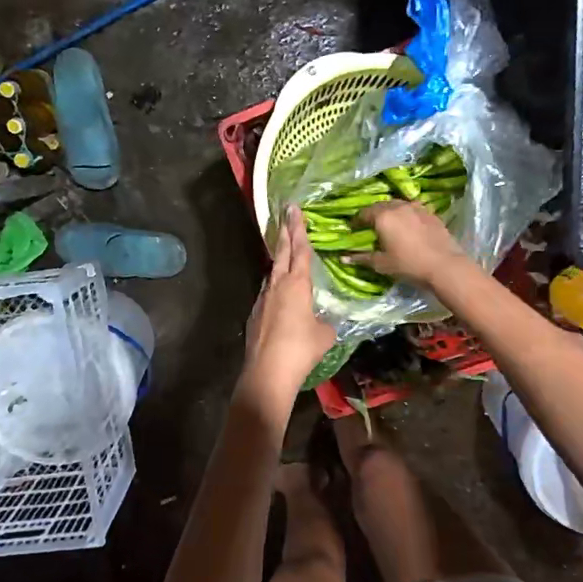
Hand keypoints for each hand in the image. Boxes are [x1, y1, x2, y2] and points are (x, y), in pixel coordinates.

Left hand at [242, 205, 336, 396]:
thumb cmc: (301, 349)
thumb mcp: (325, 335)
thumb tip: (325, 322)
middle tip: (286, 213)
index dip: (299, 229)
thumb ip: (326, 322)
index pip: (300, 250)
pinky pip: (267, 292)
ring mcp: (262, 300)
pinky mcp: (255, 315)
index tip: (295, 210)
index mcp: (297, 284)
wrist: (268, 372)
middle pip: (282, 253)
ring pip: (272, 273)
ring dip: (279, 259)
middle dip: (286, 232)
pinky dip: (274, 284)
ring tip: (285, 251)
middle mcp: (277, 286)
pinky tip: (279, 292)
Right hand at [353, 200, 469, 285]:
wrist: (444, 265)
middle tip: (371, 226)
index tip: (354, 229)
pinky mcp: (431, 213)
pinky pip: (414, 209)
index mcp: (383, 216)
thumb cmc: (408, 265)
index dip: (357, 221)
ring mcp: (417, 208)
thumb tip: (343, 257)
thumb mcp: (382, 264)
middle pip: (381, 205)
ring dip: (391, 211)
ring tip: (390, 223)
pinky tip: (409, 225)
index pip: (364, 213)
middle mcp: (398, 206)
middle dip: (373, 213)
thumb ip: (362, 258)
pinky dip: (407, 214)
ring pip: (398, 204)